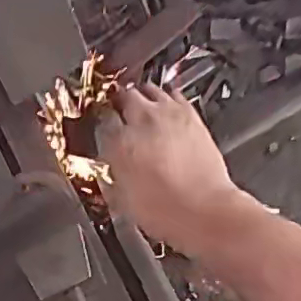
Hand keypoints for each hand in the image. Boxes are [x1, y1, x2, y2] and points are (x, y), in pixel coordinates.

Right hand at [97, 82, 247, 254]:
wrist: (203, 211)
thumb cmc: (165, 211)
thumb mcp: (122, 199)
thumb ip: (112, 174)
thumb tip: (110, 168)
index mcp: (119, 143)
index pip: (100, 119)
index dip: (97, 123)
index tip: (98, 129)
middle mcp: (143, 121)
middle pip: (123, 95)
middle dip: (118, 103)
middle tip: (117, 114)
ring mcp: (169, 114)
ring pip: (149, 89)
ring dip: (142, 97)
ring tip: (140, 109)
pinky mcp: (192, 115)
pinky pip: (175, 95)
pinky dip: (167, 100)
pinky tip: (166, 111)